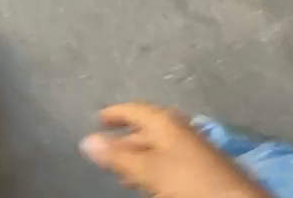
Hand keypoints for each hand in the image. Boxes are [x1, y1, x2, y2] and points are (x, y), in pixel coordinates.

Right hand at [80, 103, 268, 197]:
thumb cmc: (191, 183)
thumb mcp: (149, 171)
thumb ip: (118, 157)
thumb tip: (85, 141)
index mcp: (165, 121)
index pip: (133, 109)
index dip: (115, 114)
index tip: (98, 120)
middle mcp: (180, 127)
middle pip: (147, 128)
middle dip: (127, 140)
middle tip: (108, 152)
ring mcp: (195, 146)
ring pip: (161, 147)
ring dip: (142, 157)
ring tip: (126, 174)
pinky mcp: (206, 167)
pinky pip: (173, 160)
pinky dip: (158, 167)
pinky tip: (155, 183)